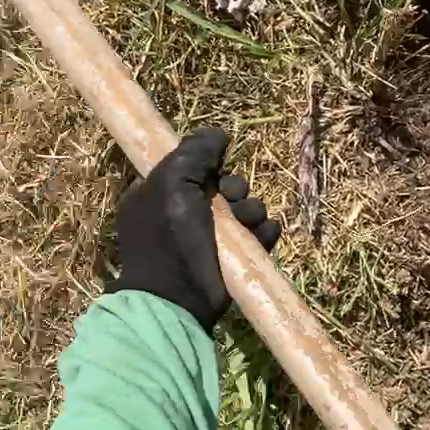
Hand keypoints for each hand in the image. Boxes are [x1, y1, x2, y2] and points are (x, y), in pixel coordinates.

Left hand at [111, 128, 280, 328]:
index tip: (213, 170)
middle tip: (229, 200)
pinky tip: (265, 232)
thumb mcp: (171, 183)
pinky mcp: (237, 260)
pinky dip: (266, 232)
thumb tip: (219, 134)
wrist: (179, 296)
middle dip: (234, 190)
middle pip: (226, 187)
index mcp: (164, 195)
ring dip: (251, 211)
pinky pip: (262, 236)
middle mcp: (189, 215)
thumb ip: (193, 153)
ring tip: (246, 222)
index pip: (195, 169)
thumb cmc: (167, 236)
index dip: (208, 167)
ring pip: (247, 210)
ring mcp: (215, 240)